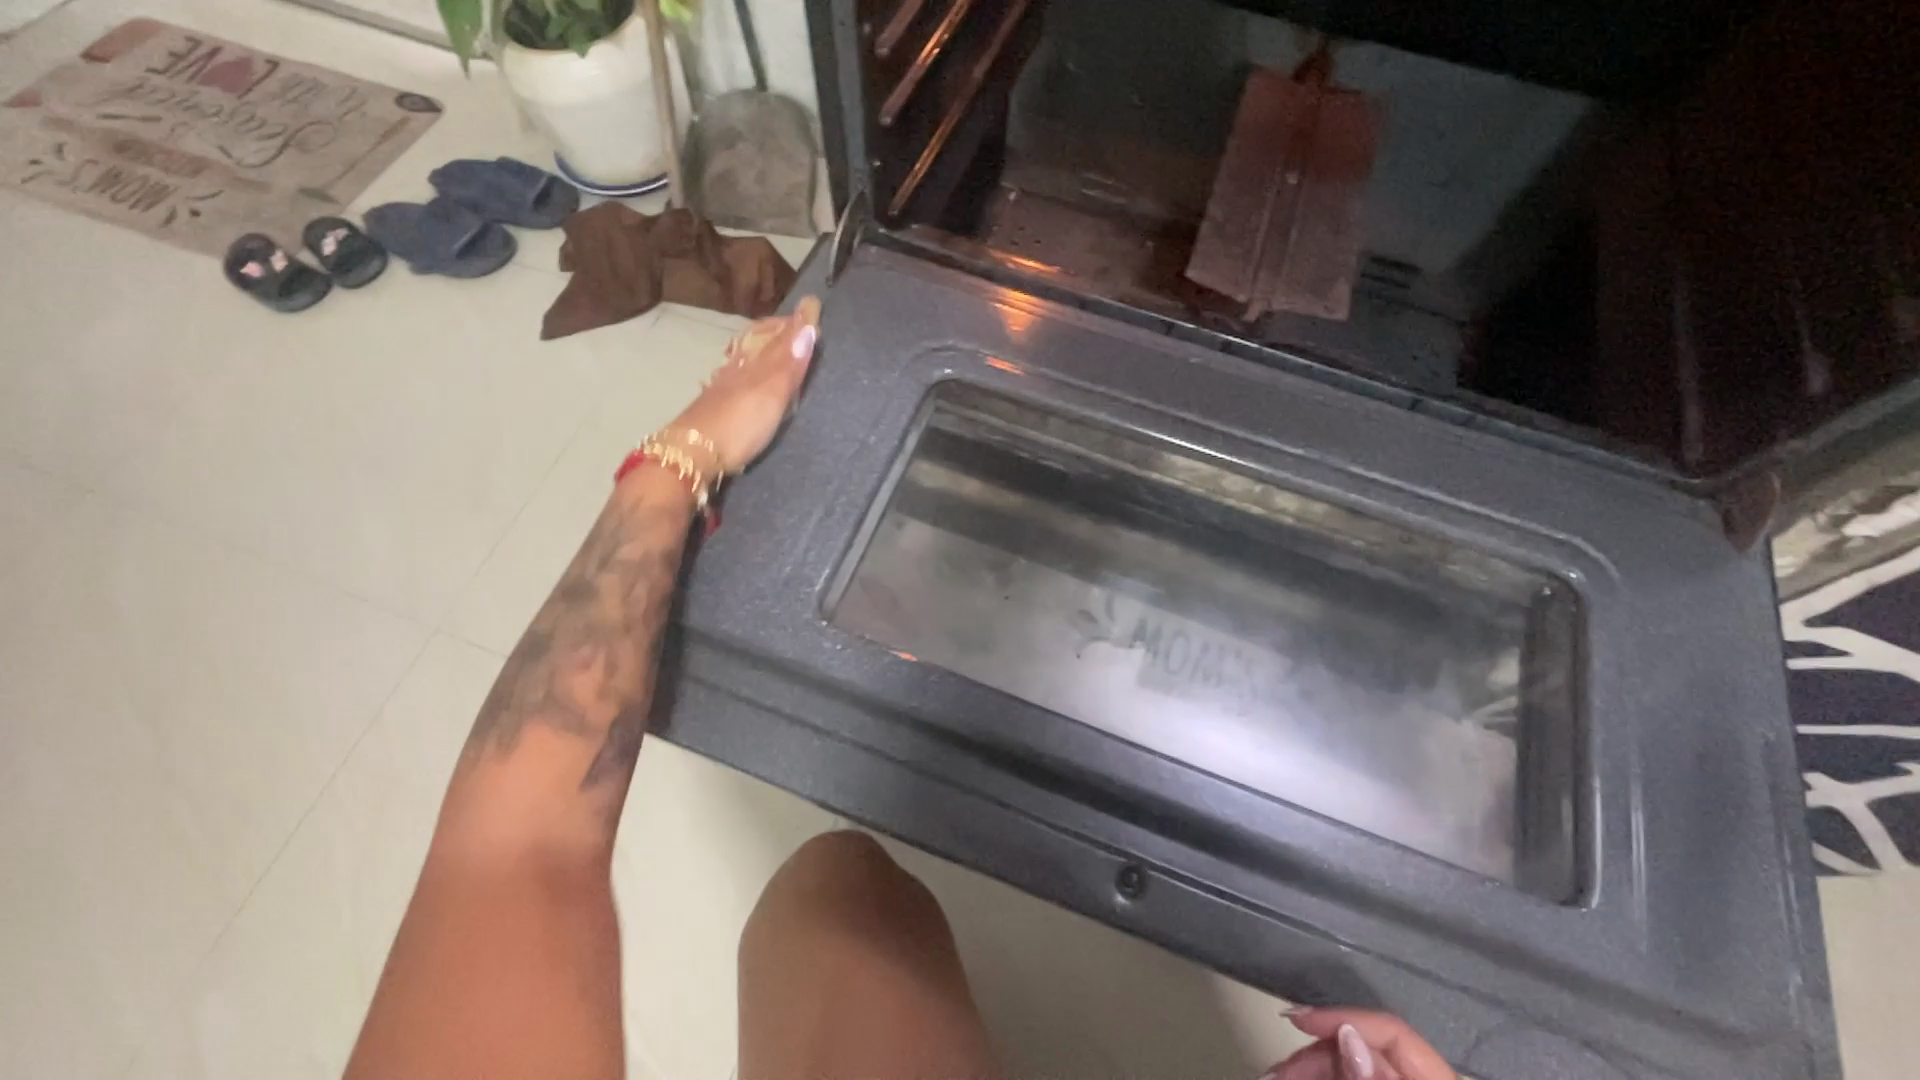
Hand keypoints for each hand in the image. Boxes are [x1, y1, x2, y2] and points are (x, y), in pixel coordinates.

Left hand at [667, 295, 820, 473]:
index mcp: (753, 362)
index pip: (777, 334)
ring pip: (744, 360)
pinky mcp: (715, 409)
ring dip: (760, 350)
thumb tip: (809, 321)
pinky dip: (745, 371)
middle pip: (757, 342)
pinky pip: (734, 380)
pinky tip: (743, 379)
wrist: (692, 453)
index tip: (811, 305)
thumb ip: (789, 361)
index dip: (794, 322)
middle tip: (794, 324)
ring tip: (773, 347)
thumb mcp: (772, 392)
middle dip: (775, 330)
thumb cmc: (739, 423)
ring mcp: (722, 389)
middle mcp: (737, 370)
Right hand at [1264, 1008, 1456, 1079]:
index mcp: (1437, 1079)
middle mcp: (1423, 1078)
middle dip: (1315, 1054)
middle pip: (1366, 1050)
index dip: (1342, 1018)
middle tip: (1274, 1073)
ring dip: (1310, 1069)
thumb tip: (1348, 1036)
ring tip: (1274, 1078)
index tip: (1293, 1018)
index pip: (1393, 1031)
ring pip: (1353, 1069)